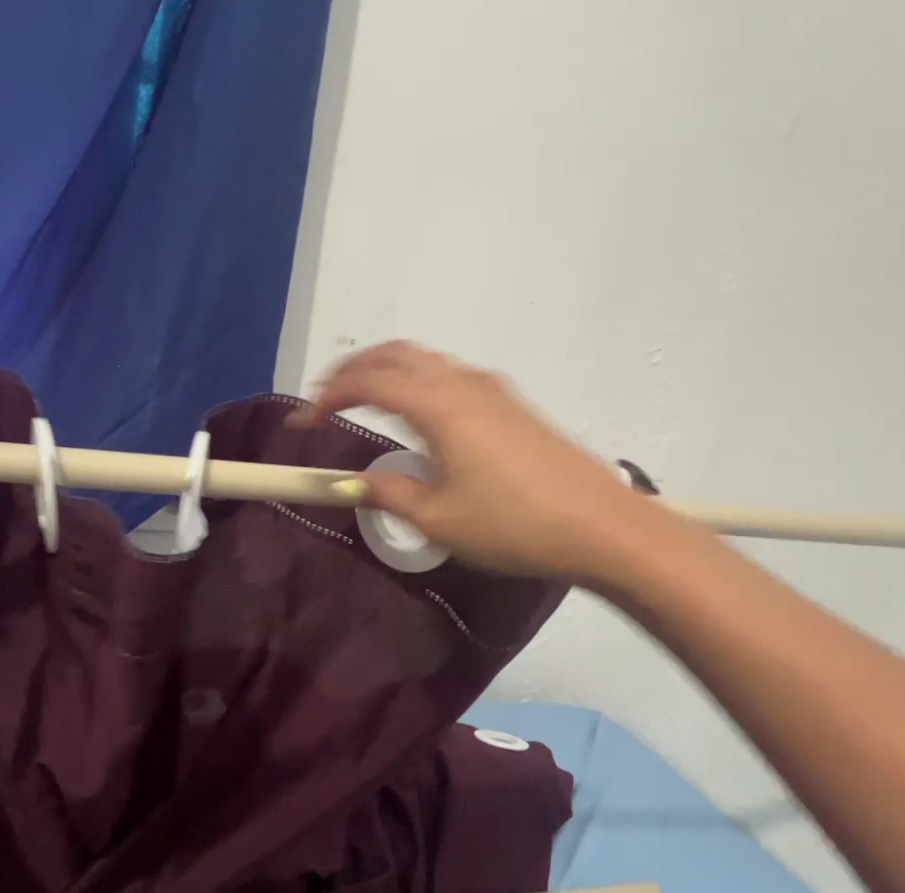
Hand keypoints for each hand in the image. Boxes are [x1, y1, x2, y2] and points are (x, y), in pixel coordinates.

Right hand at [302, 341, 658, 581]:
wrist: (600, 526)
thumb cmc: (512, 524)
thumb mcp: (438, 519)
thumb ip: (390, 493)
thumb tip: (359, 481)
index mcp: (439, 407)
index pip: (369, 383)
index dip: (329, 397)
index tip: (305, 422)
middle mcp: (463, 384)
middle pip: (396, 354)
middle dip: (353, 369)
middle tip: (325, 397)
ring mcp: (493, 391)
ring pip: (426, 359)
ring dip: (387, 370)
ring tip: (363, 399)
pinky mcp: (512, 405)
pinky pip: (450, 374)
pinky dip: (417, 380)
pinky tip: (417, 414)